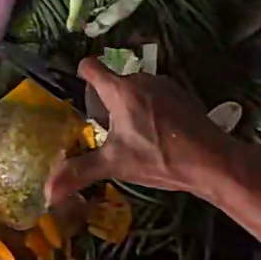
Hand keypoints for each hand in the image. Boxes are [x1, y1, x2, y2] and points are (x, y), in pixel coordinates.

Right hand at [45, 58, 260, 204]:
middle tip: (106, 128)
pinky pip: (156, 95)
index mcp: (120, 90)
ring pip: (136, 88)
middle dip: (107, 100)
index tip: (79, 86)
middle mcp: (141, 79)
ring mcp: (164, 84)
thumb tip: (48, 192)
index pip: (92, 66)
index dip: (82, 72)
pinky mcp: (182, 94)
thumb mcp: (115, 165)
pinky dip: (151, 108)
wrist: (212, 160)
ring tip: (133, 134)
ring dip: (130, 105)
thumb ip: (80, 173)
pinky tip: (158, 133)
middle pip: (114, 81)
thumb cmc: (159, 158)